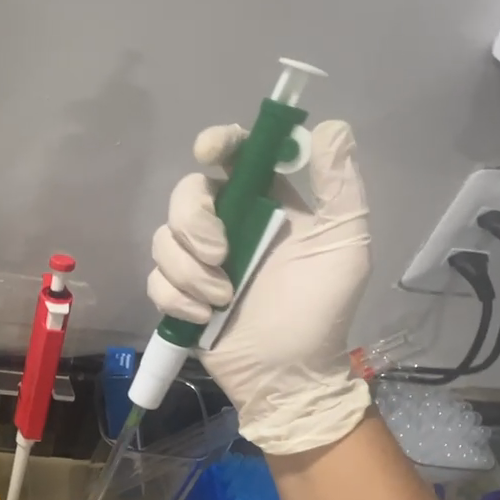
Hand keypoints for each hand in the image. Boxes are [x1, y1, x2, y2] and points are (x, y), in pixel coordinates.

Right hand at [147, 120, 371, 454]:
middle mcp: (226, 223)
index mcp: (264, 203)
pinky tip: (205, 318)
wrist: (289, 372)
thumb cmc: (321, 307)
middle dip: (194, 222)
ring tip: (223, 300)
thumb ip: (340, 186)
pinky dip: (178, 299)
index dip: (216, 143)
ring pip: (163, 239)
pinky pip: (156, 281)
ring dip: (190, 271)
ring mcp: (197, 260)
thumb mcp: (344, 242)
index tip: (208, 152)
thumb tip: (331, 127)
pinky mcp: (177, 294)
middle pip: (185, 194)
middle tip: (221, 255)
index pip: (233, 155)